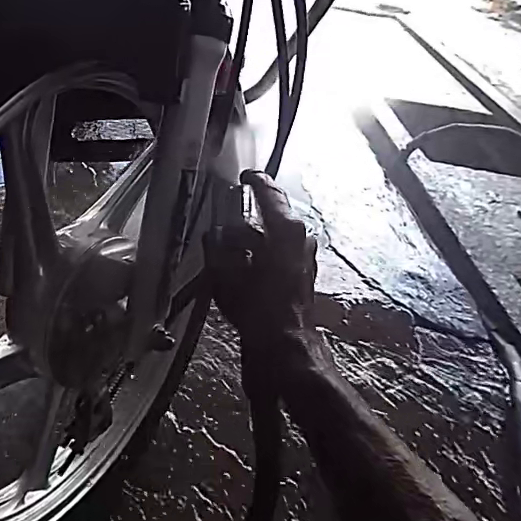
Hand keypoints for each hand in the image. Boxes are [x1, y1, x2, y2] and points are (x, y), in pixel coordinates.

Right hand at [207, 171, 326, 372]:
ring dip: (255, 238)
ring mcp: (306, 256)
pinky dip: (263, 253)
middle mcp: (300, 238)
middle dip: (248, 217)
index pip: (270, 192)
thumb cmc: (256, 306)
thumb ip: (218, 248)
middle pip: (273, 216)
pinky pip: (281, 253)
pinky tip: (245, 266)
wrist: (284, 344)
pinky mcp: (304, 274)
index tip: (244, 176)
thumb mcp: (225, 275)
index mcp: (284, 230)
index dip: (255, 181)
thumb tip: (215, 235)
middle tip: (226, 219)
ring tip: (230, 248)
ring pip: (276, 236)